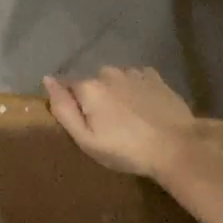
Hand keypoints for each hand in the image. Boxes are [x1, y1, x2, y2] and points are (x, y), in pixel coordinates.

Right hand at [43, 67, 200, 178]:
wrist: (175, 146)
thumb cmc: (126, 150)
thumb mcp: (87, 140)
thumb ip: (63, 109)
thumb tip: (47, 80)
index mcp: (89, 88)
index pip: (68, 88)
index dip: (73, 106)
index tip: (84, 124)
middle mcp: (109, 73)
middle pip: (92, 83)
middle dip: (95, 99)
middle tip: (108, 127)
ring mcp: (135, 73)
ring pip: (115, 80)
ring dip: (116, 93)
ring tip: (128, 118)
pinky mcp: (156, 77)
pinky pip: (136, 78)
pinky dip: (136, 89)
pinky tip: (144, 108)